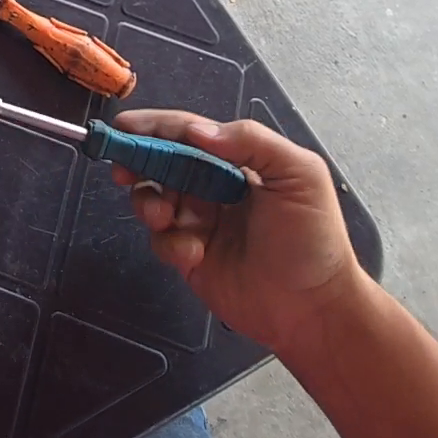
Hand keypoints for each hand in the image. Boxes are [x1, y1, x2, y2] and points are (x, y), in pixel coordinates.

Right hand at [112, 110, 366, 353]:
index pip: (185, 133)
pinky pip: (160, 240)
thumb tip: (196, 131)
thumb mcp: (299, 176)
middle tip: (123, 171)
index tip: (122, 126)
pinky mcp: (187, 254)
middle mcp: (210, 187)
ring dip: (148, 203)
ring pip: (151, 198)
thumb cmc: (312, 238)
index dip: (152, 126)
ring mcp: (197, 221)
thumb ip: (251, 141)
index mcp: (234, 161)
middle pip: (159, 162)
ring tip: (163, 218)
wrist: (316, 311)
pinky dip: (168, 243)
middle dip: (137, 162)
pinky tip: (193, 253)